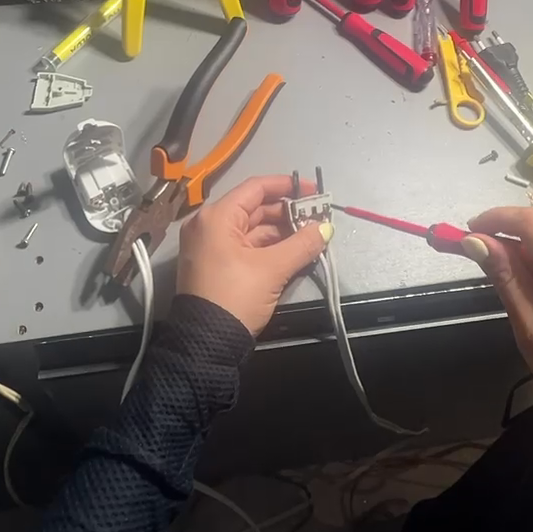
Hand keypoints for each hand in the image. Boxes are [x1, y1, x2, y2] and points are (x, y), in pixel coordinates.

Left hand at [176, 175, 331, 335]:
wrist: (206, 345)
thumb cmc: (235, 297)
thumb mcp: (272, 269)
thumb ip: (302, 244)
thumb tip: (326, 227)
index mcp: (216, 217)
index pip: (255, 188)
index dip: (286, 186)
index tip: (312, 190)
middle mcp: (209, 225)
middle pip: (254, 208)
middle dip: (287, 213)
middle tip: (317, 218)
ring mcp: (210, 246)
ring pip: (252, 229)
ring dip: (281, 232)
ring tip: (311, 236)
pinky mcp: (215, 264)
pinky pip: (246, 246)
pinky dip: (268, 247)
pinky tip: (294, 251)